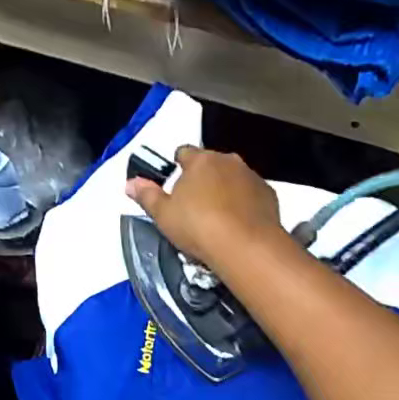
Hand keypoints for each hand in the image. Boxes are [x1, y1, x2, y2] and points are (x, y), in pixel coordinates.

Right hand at [125, 146, 289, 269]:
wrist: (245, 246)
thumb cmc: (198, 227)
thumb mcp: (164, 215)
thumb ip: (147, 196)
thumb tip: (130, 183)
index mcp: (200, 161)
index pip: (185, 153)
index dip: (177, 166)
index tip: (174, 181)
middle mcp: (228, 161)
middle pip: (211, 165)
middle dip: (203, 180)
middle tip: (194, 207)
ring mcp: (251, 177)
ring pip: (233, 179)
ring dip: (225, 192)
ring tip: (217, 220)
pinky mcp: (269, 195)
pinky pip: (251, 196)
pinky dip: (244, 206)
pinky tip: (237, 226)